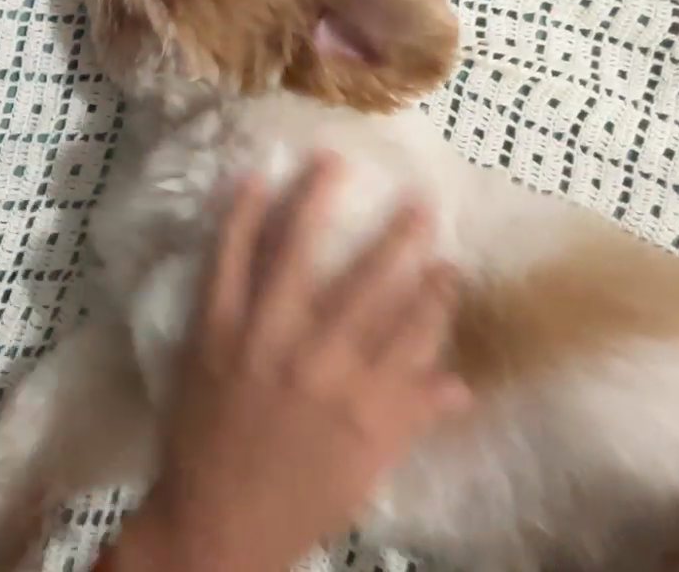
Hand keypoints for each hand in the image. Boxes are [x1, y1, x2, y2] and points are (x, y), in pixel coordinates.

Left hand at [107, 153, 471, 571]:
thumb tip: (464, 382)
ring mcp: (261, 337)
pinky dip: (240, 218)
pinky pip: (228, 262)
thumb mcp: (368, 469)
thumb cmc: (299, 499)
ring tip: (332, 159)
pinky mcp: (214, 327)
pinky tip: (252, 180)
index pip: (414, 331)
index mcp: (366, 402)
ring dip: (315, 202)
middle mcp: (319, 361)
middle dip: (398, 238)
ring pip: (296, 256)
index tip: (450, 260)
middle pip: (367, 285)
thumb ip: (413, 416)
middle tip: (419, 197)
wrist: (214, 521)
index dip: (436, 292)